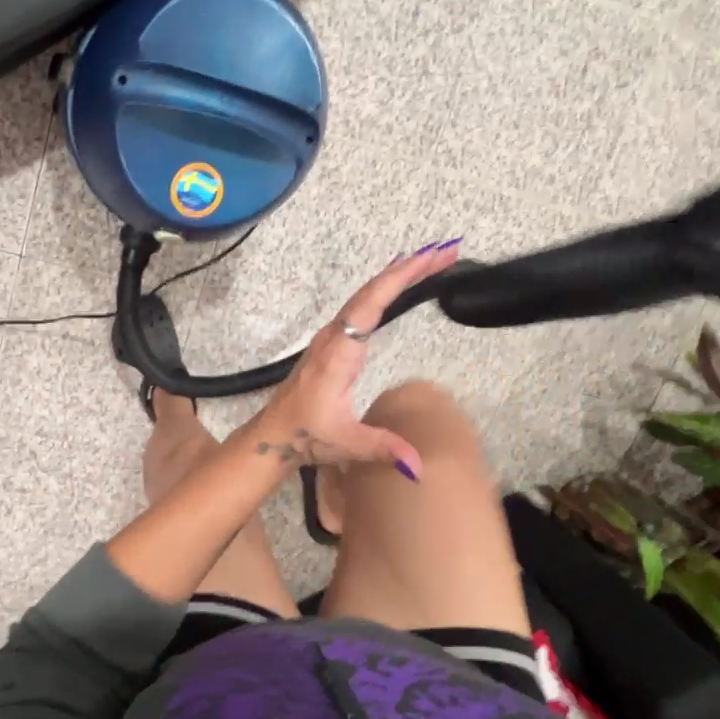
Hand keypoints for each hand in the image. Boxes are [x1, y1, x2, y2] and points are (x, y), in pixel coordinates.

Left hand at [247, 239, 463, 477]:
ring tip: (429, 260)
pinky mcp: (330, 345)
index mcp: (339, 352)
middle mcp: (334, 337)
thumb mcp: (347, 443)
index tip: (429, 258)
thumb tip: (419, 466)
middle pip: (371, 292)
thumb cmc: (306, 435)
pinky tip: (394, 285)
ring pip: (364, 297)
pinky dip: (381, 291)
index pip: (370, 304)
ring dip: (395, 277)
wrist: (273, 436)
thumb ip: (383, 448)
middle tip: (446, 252)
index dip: (399, 278)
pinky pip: (359, 308)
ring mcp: (330, 338)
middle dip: (408, 268)